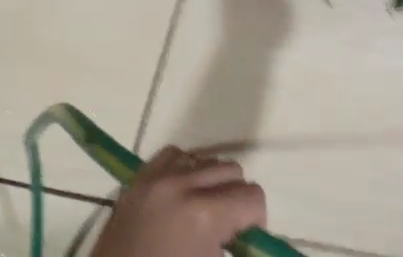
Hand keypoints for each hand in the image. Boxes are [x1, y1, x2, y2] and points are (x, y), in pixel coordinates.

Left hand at [91, 147, 267, 256]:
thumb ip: (239, 249)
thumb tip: (264, 242)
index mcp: (203, 215)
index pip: (252, 196)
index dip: (256, 220)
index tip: (244, 240)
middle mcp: (183, 185)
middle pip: (232, 171)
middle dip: (235, 199)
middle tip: (224, 229)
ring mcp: (157, 178)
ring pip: (206, 159)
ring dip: (211, 183)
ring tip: (200, 213)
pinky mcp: (138, 179)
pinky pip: (175, 155)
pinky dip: (185, 170)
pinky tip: (180, 196)